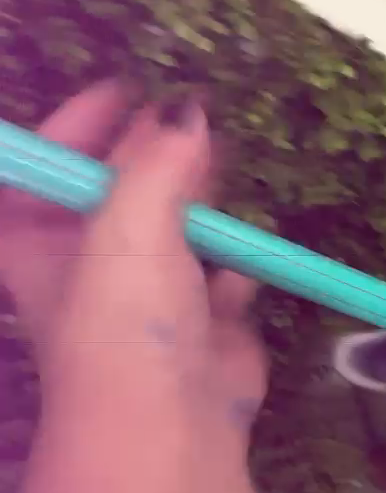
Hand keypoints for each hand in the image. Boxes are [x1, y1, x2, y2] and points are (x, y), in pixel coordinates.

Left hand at [0, 82, 266, 430]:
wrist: (173, 409)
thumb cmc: (125, 318)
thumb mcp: (132, 229)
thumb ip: (160, 166)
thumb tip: (190, 107)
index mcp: (32, 231)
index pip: (57, 157)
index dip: (88, 118)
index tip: (134, 83)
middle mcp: (86, 254)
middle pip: (124, 188)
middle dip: (159, 158)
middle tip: (197, 121)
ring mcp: (149, 285)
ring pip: (179, 227)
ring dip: (204, 208)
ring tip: (230, 175)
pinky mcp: (204, 312)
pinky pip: (221, 271)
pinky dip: (235, 263)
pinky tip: (245, 261)